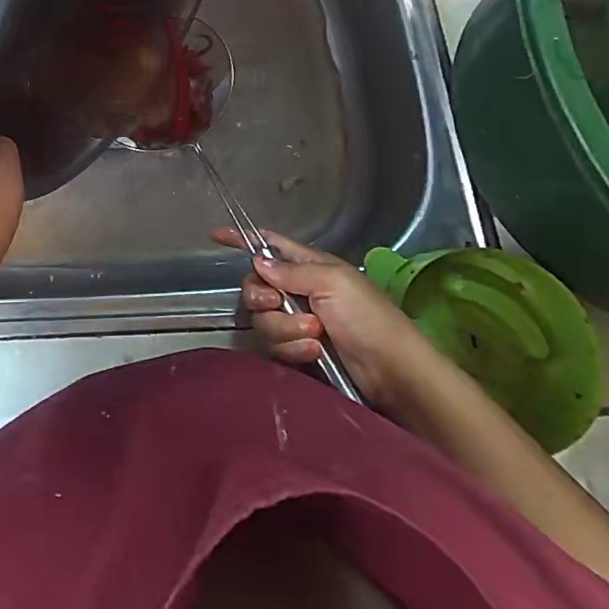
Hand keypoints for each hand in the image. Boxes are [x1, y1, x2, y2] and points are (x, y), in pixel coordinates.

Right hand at [213, 227, 435, 410]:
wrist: (392, 373)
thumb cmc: (369, 318)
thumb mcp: (334, 282)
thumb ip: (292, 272)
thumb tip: (258, 262)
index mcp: (309, 266)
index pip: (270, 245)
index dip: (244, 239)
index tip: (216, 235)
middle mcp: (298, 291)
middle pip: (256, 287)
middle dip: (264, 298)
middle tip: (280, 303)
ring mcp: (297, 322)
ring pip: (263, 320)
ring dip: (286, 329)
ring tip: (315, 335)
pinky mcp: (297, 350)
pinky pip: (274, 345)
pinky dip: (292, 348)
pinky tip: (313, 352)